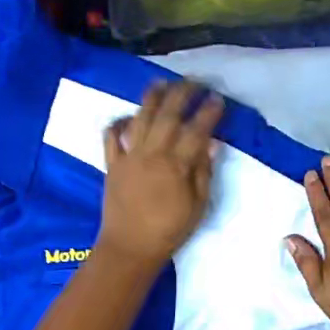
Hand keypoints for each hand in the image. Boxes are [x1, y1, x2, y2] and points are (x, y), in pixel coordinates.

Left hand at [97, 80, 222, 267]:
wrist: (130, 247)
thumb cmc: (169, 231)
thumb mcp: (197, 206)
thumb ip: (203, 173)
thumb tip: (210, 145)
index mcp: (176, 165)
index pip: (196, 130)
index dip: (208, 113)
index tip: (218, 99)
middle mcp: (152, 153)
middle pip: (168, 115)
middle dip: (183, 94)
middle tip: (194, 82)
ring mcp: (129, 157)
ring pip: (141, 118)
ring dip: (152, 98)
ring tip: (162, 83)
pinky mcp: (112, 165)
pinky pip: (111, 138)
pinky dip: (118, 123)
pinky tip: (127, 115)